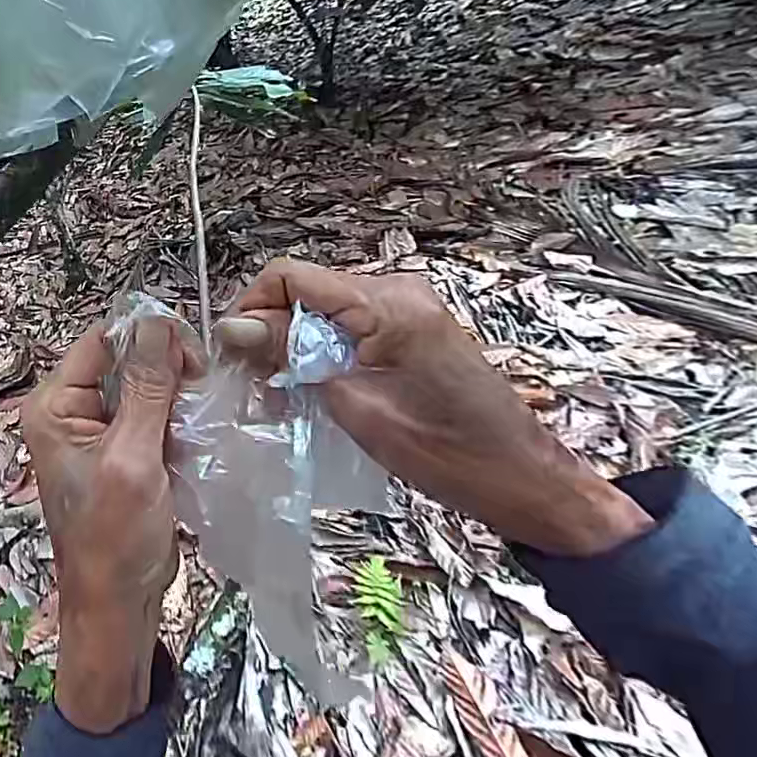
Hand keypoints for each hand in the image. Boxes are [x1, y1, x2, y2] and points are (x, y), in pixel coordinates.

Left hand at [21, 315, 197, 731]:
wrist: (118, 606)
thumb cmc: (114, 537)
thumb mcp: (131, 457)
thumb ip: (147, 387)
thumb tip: (157, 321)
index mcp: (56, 405)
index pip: (102, 341)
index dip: (147, 337)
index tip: (191, 354)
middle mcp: (74, 409)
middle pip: (126, 359)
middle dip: (166, 367)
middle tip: (201, 384)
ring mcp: (101, 429)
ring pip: (146, 384)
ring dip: (176, 393)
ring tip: (200, 411)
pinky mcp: (126, 448)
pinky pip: (155, 412)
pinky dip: (178, 416)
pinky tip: (197, 430)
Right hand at [219, 259, 651, 556]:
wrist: (524, 481)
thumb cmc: (445, 453)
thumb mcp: (355, 405)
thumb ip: (292, 356)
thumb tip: (233, 327)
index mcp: (386, 303)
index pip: (290, 275)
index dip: (251, 307)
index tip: (233, 352)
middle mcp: (396, 290)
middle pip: (305, 291)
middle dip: (269, 330)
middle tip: (252, 381)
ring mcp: (406, 307)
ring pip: (322, 311)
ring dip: (292, 346)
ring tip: (278, 392)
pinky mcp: (410, 328)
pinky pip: (347, 327)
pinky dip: (319, 353)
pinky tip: (310, 388)